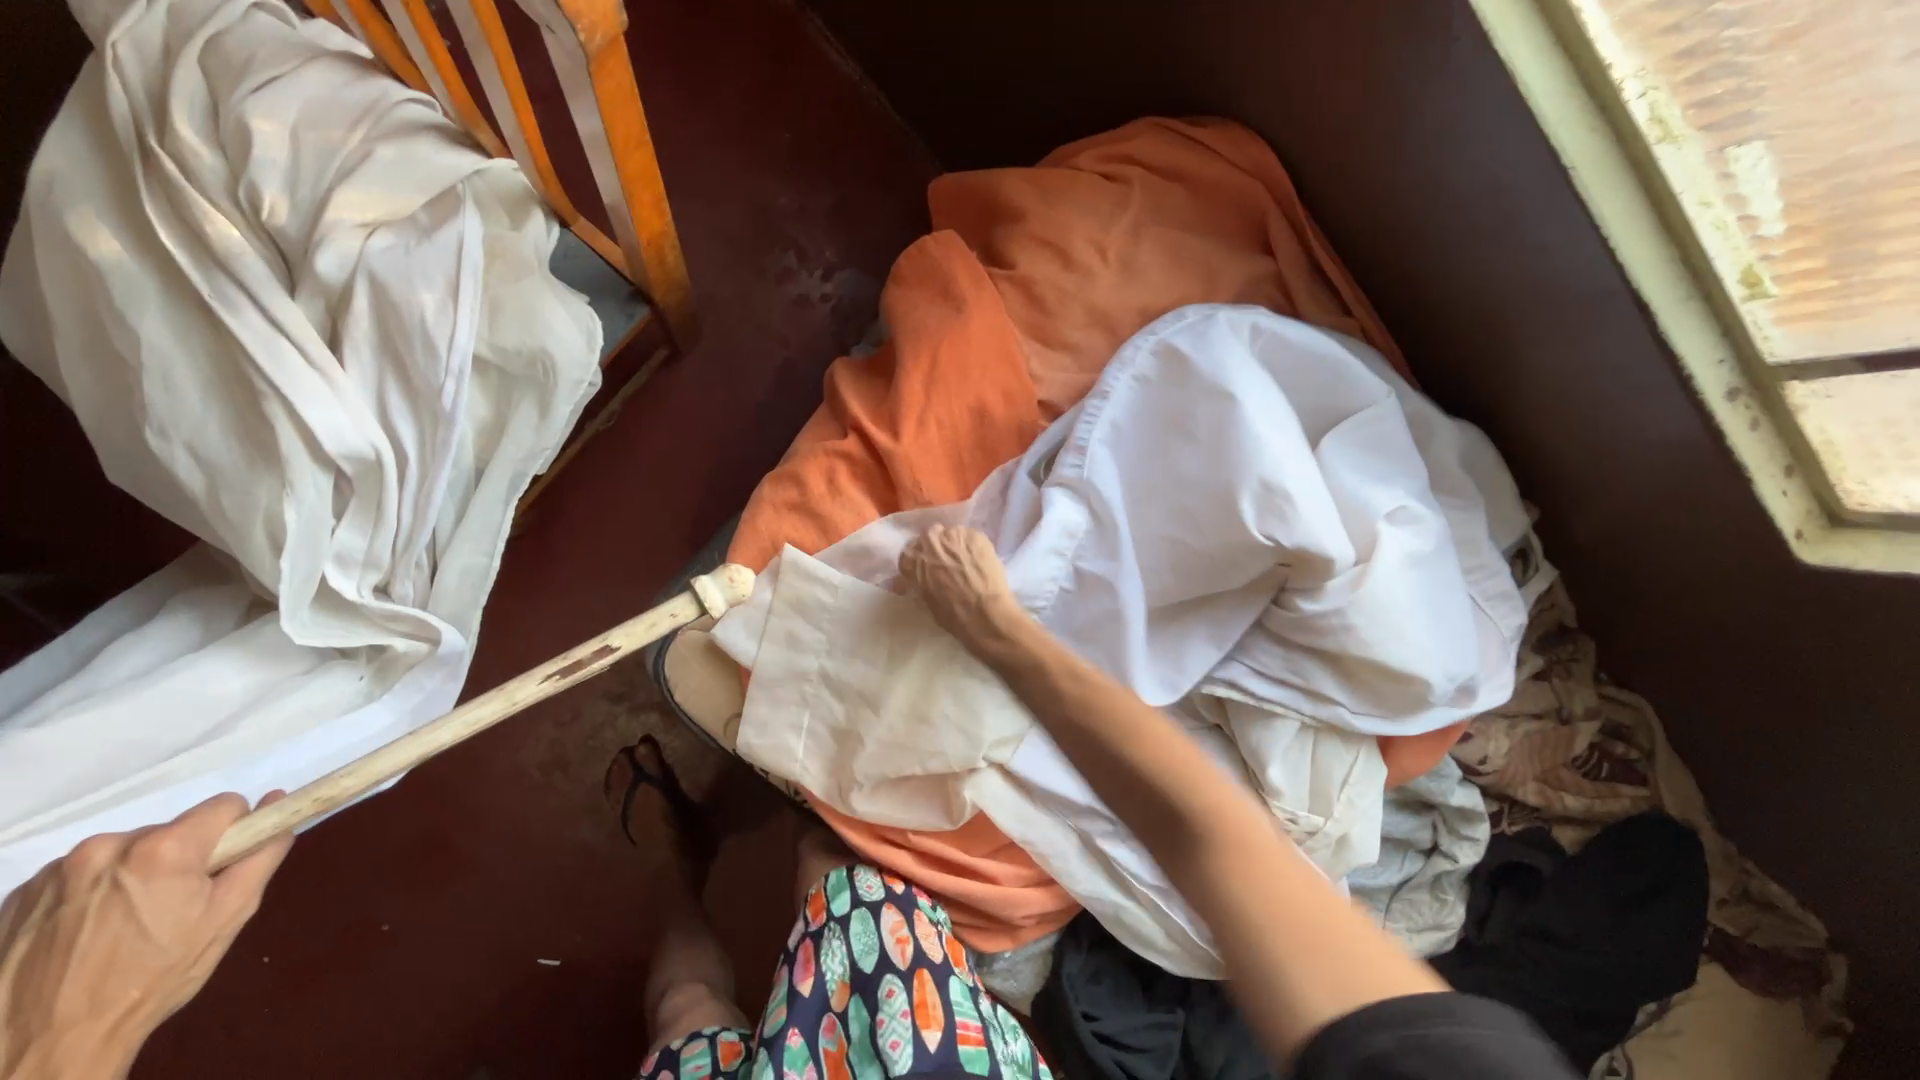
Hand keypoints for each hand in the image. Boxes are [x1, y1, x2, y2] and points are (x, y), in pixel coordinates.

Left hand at [0, 793, 293, 1079]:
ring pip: (122, 854)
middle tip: (170, 910)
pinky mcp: (21, 892)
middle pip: (169, 833)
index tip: (220, 870)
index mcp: (166, 848)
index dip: (233, 836)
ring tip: (122, 926)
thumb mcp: (230, 917)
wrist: (50, 1042)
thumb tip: (278, 804)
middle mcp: (109, 845)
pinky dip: (90, 894)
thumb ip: (262, 854)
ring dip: (131, 877)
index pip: (224, 806)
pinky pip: (78, 875)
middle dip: (178, 861)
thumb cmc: (156, 977)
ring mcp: (57, 869)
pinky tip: (84, 933)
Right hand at [898, 525, 1020, 646]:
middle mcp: (930, 541)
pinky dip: (974, 547)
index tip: (928, 568)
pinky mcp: (976, 534)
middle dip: (938, 547)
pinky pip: (971, 537)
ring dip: (957, 545)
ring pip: (953, 534)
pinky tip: (981, 561)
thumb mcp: (926, 601)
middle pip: (931, 536)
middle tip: (949, 563)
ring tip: (968, 562)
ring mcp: (954, 534)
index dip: (921, 560)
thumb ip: (918, 582)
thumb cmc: (953, 615)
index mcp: (912, 559)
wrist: (986, 614)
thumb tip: (910, 580)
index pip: (910, 553)